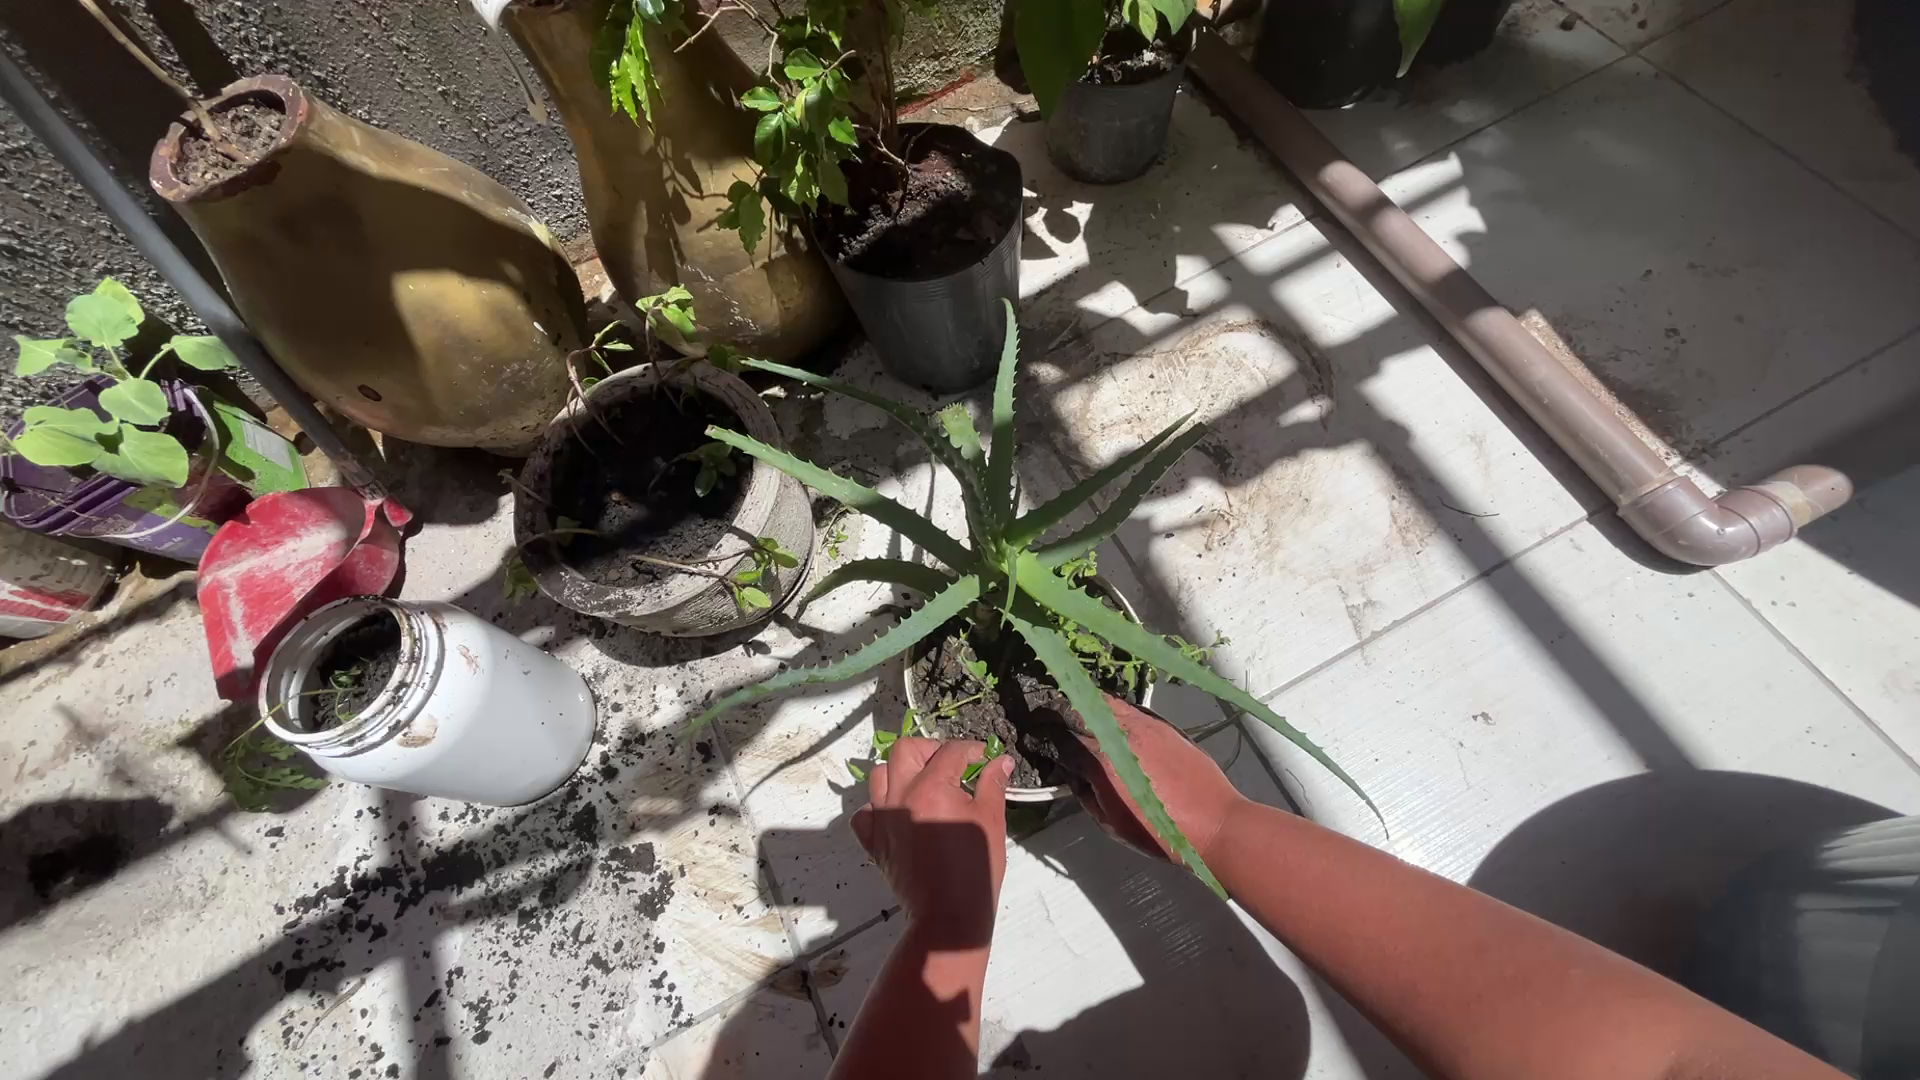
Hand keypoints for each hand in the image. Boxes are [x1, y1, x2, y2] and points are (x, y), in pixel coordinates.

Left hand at [852, 737, 1014, 943]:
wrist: (950, 916)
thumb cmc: (975, 868)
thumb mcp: (991, 820)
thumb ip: (992, 784)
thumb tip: (1000, 761)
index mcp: (932, 787)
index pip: (950, 752)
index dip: (970, 749)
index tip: (981, 757)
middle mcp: (901, 796)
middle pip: (905, 750)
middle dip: (930, 750)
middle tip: (950, 764)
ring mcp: (883, 818)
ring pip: (880, 775)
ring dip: (901, 772)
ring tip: (923, 783)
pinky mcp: (874, 842)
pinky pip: (866, 812)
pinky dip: (878, 806)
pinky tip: (898, 812)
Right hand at [1051, 695, 1247, 864]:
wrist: (1215, 823)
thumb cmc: (1160, 834)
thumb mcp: (1111, 823)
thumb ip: (1085, 794)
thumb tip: (1073, 774)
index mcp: (1102, 762)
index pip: (1060, 740)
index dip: (1041, 737)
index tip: (1031, 737)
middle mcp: (1119, 734)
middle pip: (1076, 710)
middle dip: (1054, 711)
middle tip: (1042, 715)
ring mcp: (1142, 725)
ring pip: (1102, 701)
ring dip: (1081, 702)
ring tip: (1070, 707)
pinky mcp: (1161, 724)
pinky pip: (1126, 707)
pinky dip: (1108, 707)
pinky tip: (1104, 715)